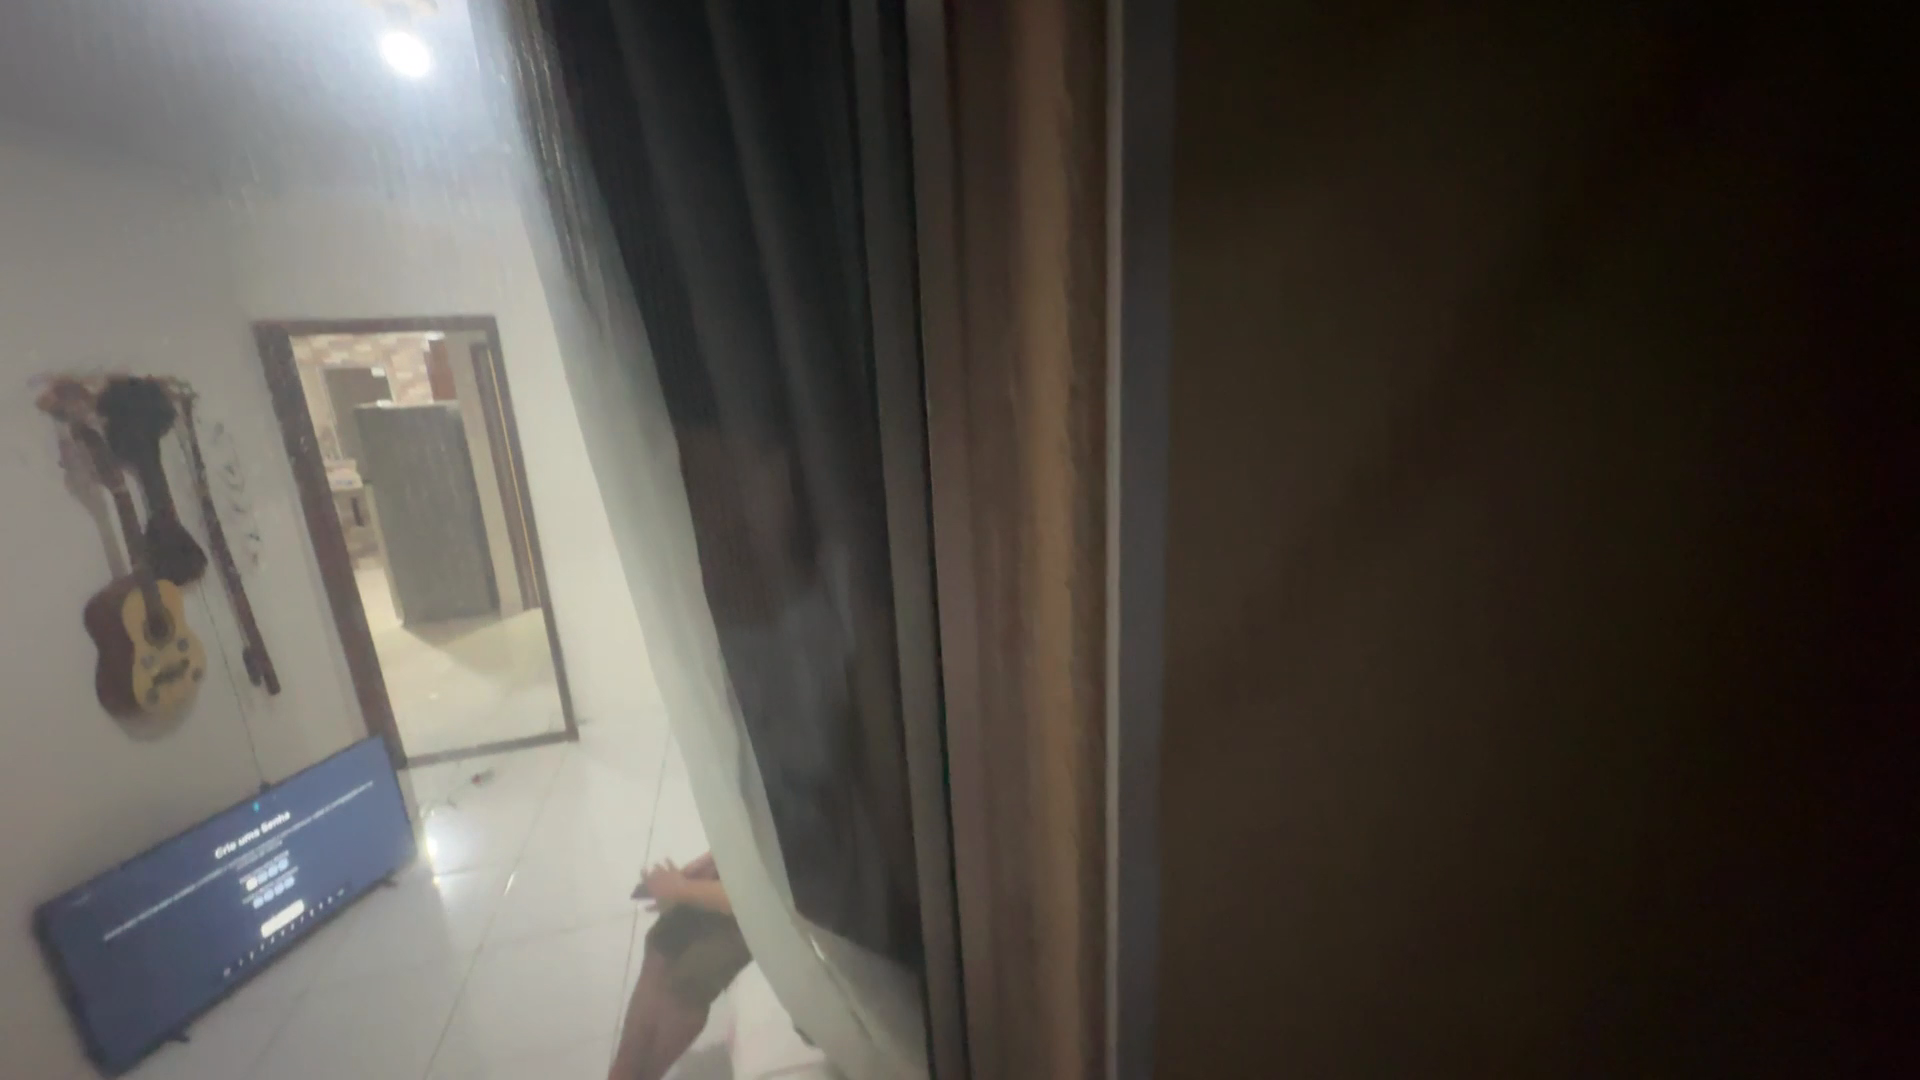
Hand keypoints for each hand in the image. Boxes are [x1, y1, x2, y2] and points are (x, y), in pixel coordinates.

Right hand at [641, 860, 690, 910]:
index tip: (641, 870)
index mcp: (653, 887)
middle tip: (647, 868)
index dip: (643, 874)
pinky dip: (668, 860)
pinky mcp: (674, 870)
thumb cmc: (670, 901)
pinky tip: (666, 858)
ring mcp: (666, 873)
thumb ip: (651, 908)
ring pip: (660, 868)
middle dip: (650, 871)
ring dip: (657, 866)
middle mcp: (658, 878)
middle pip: (652, 873)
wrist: (682, 892)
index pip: (645, 879)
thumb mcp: (659, 907)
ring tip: (655, 863)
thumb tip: (644, 908)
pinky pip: (670, 864)